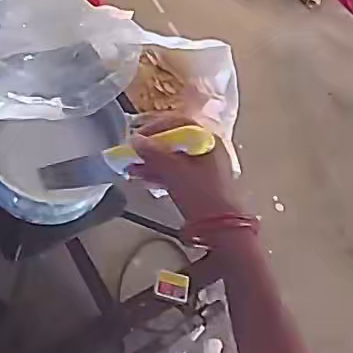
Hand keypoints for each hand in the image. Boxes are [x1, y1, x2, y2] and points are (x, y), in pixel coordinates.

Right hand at [128, 113, 244, 222]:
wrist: (222, 229)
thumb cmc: (203, 194)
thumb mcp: (176, 171)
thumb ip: (154, 154)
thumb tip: (136, 140)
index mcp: (208, 141)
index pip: (180, 123)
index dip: (156, 127)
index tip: (138, 135)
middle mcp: (208, 151)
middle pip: (175, 141)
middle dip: (150, 147)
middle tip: (132, 152)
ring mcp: (204, 169)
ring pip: (173, 159)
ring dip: (151, 162)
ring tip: (130, 168)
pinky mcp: (198, 186)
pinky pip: (175, 173)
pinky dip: (158, 174)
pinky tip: (141, 178)